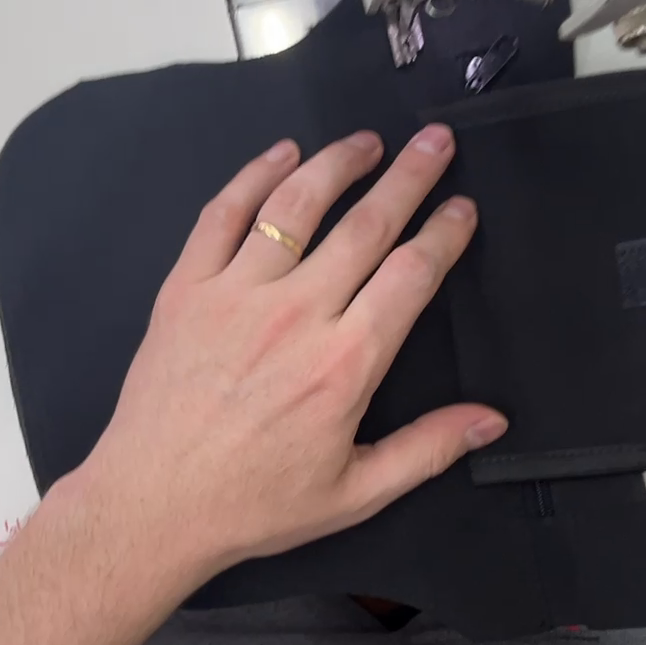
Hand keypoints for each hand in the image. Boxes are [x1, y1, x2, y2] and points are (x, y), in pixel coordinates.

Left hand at [64, 125, 505, 578]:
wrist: (153, 504)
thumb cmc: (255, 503)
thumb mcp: (354, 494)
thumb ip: (427, 450)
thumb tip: (492, 420)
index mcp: (345, 363)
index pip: (411, 275)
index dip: (444, 233)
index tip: (461, 207)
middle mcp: (296, 314)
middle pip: (365, 225)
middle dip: (409, 176)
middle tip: (434, 140)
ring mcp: (235, 294)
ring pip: (295, 206)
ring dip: (336, 163)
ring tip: (366, 140)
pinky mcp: (186, 288)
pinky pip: (222, 215)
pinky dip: (253, 176)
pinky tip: (280, 153)